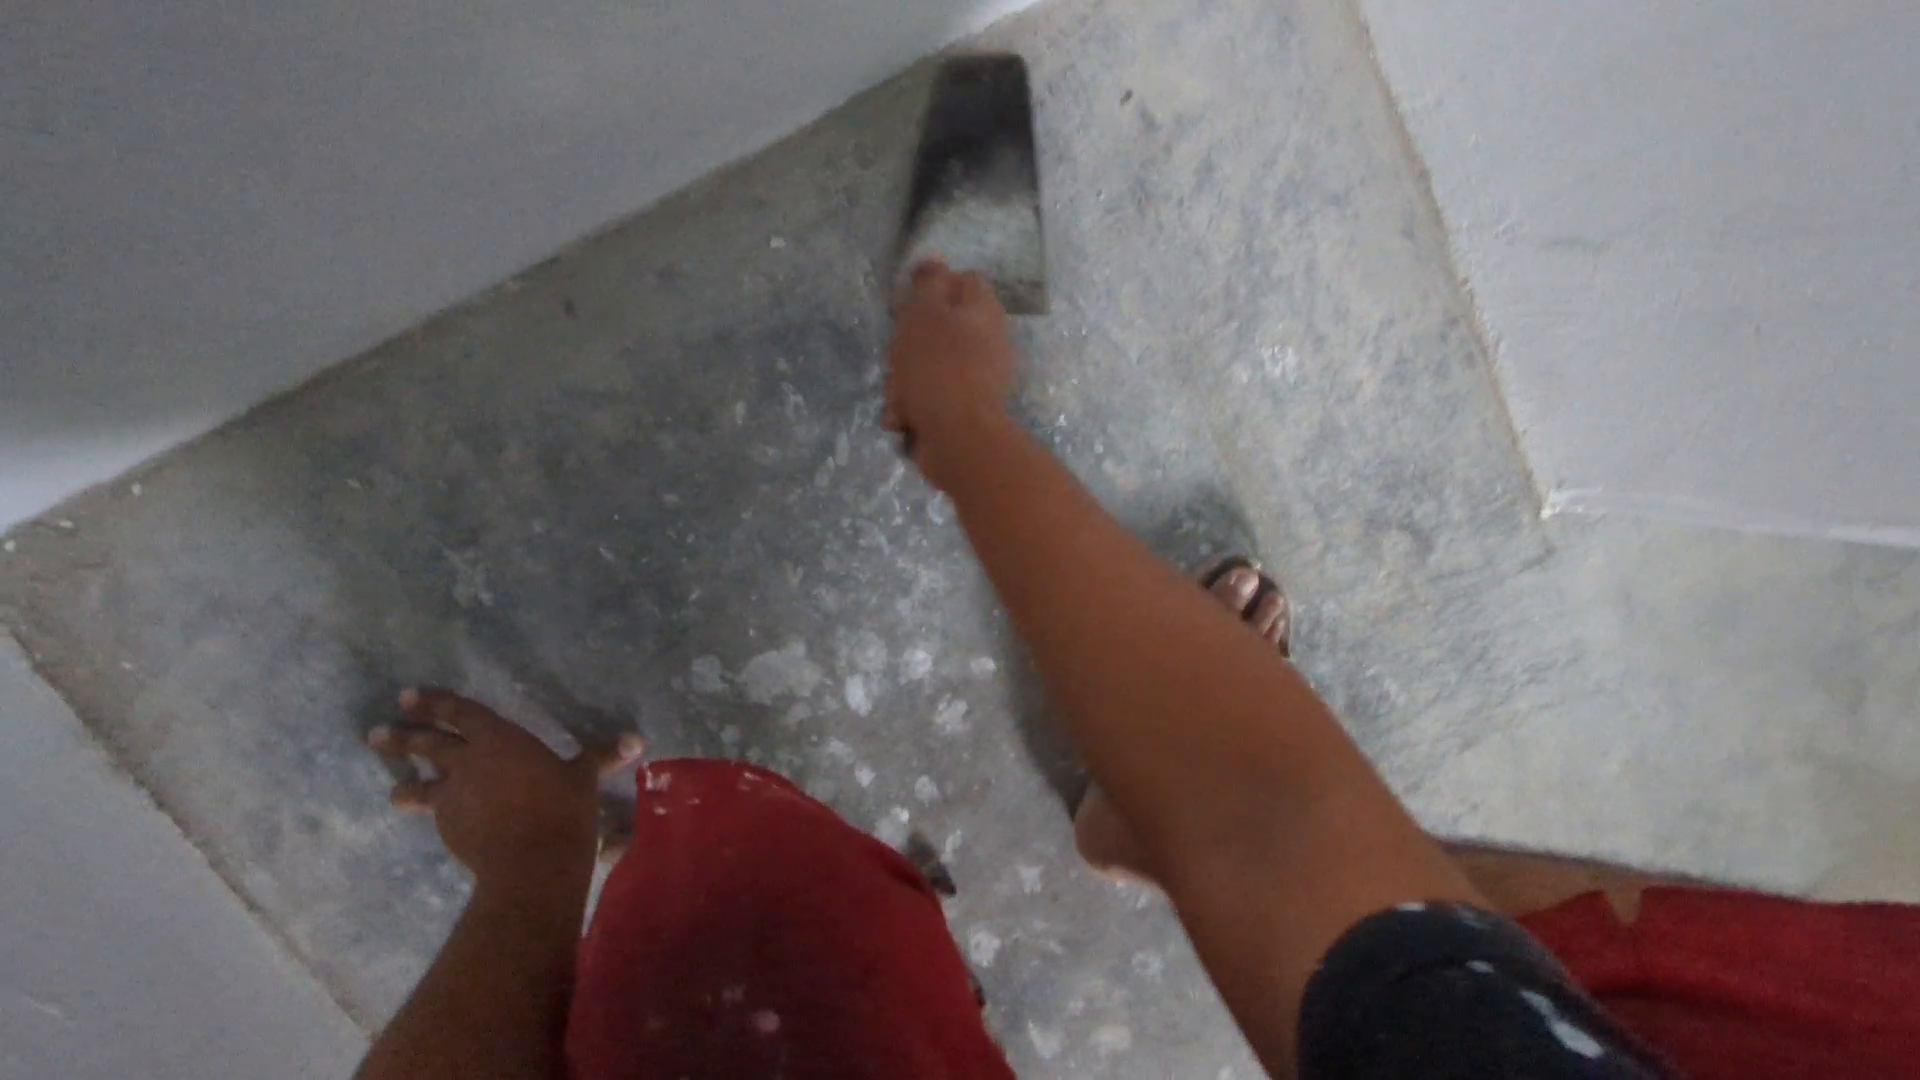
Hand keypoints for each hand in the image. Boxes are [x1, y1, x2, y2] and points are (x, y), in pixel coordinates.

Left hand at [367, 688, 643, 891]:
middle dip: (404, 736)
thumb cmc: (562, 807)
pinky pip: (437, 812)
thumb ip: (602, 756)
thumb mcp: (585, 778)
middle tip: (378, 731)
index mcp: (500, 740)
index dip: (437, 703)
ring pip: (423, 783)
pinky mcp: (451, 828)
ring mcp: (454, 798)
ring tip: (393, 787)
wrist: (532, 861)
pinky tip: (433, 817)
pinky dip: (432, 810)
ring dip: (406, 780)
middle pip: (430, 745)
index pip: (462, 714)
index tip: (407, 695)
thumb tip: (638, 738)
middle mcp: (469, 763)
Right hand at [884, 260, 1017, 489]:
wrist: (957, 438)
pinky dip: (915, 409)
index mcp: (985, 312)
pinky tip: (905, 419)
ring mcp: (980, 380)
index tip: (904, 306)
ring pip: (931, 368)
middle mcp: (989, 342)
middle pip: (941, 329)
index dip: (931, 288)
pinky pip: (933, 400)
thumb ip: (927, 284)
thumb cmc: (938, 366)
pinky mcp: (967, 412)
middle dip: (910, 346)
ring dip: (905, 383)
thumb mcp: (925, 313)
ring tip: (899, 397)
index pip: (963, 281)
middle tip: (897, 357)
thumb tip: (933, 263)